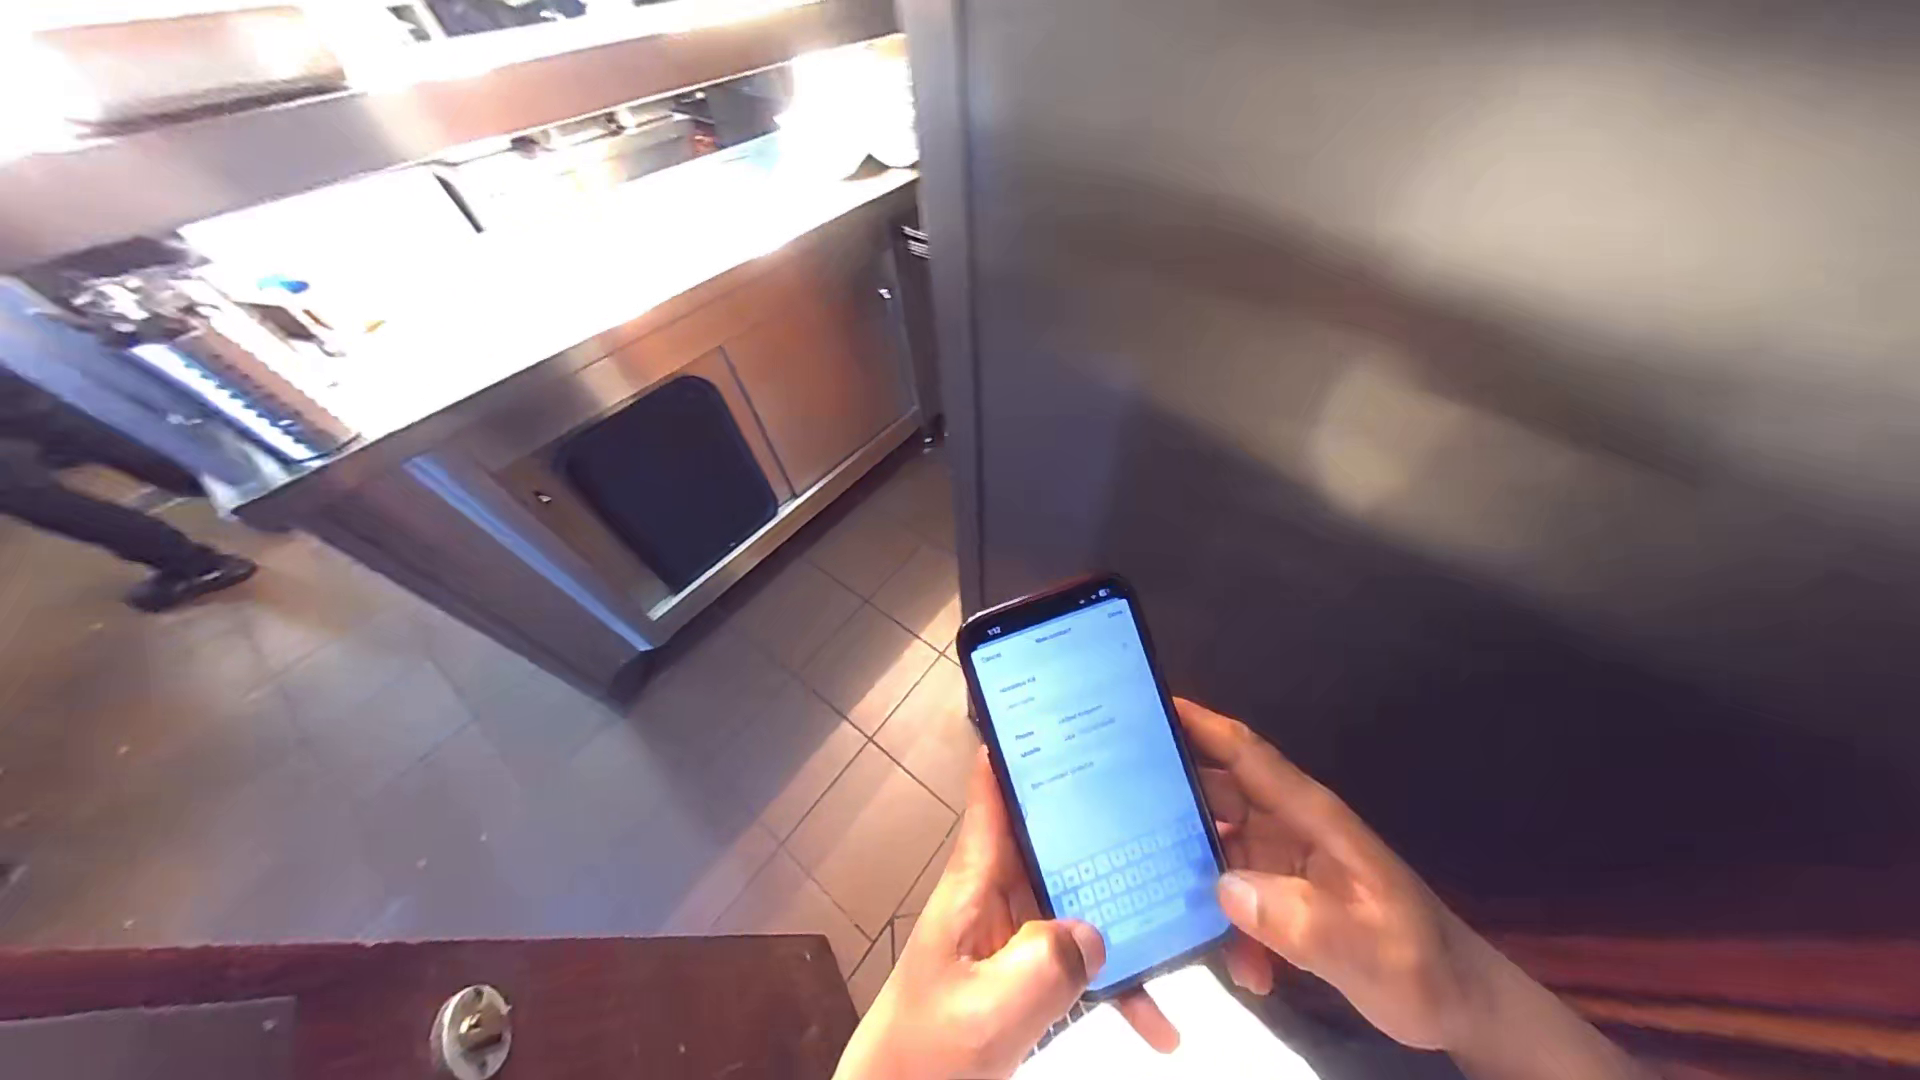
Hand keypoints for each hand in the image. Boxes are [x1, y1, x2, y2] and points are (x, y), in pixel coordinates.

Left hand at [835, 750, 1178, 1078]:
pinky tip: (1157, 1017)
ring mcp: (1014, 932)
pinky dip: (1115, 983)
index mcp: (974, 882)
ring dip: (1123, 914)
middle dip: (1101, 830)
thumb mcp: (984, 1013)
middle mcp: (996, 893)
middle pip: (1051, 841)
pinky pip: (1077, 959)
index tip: (1058, 724)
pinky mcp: (1026, 970)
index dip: (1016, 755)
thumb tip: (1094, 933)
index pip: (992, 798)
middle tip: (1161, 816)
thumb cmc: (926, 1051)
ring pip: (1075, 899)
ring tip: (1182, 919)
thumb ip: (1040, 969)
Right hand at [1178, 697, 1491, 1051]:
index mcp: (1310, 814)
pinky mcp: (1278, 888)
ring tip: (1170, 906)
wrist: (1461, 1006)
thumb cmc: (1422, 965)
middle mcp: (1287, 824)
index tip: (1150, 704)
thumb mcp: (1370, 952)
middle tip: (1117, 802)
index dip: (1200, 724)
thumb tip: (1225, 888)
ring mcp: (1280, 856)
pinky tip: (1240, 966)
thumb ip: (1300, 920)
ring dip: (1195, 875)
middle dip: (1171, 794)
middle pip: (1216, 790)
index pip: (1246, 753)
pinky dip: (1224, 919)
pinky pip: (1231, 887)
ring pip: (1216, 843)